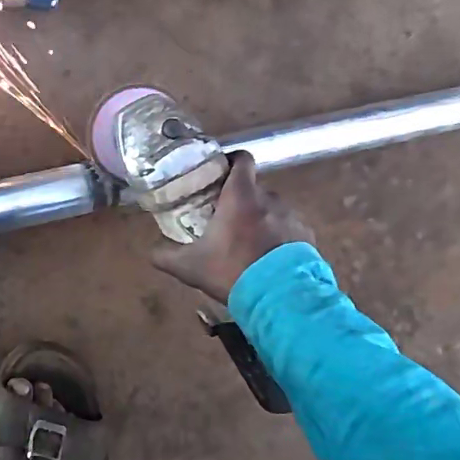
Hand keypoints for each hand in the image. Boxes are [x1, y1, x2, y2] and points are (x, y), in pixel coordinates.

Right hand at [150, 151, 314, 301]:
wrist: (283, 301)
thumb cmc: (233, 272)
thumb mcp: (190, 267)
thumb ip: (165, 256)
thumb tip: (151, 251)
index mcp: (241, 196)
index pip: (242, 159)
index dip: (230, 160)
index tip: (218, 172)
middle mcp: (270, 199)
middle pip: (253, 187)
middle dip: (239, 198)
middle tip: (223, 216)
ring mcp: (292, 217)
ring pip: (271, 208)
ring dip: (259, 218)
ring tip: (246, 241)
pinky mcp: (307, 236)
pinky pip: (288, 228)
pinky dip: (277, 236)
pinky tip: (267, 257)